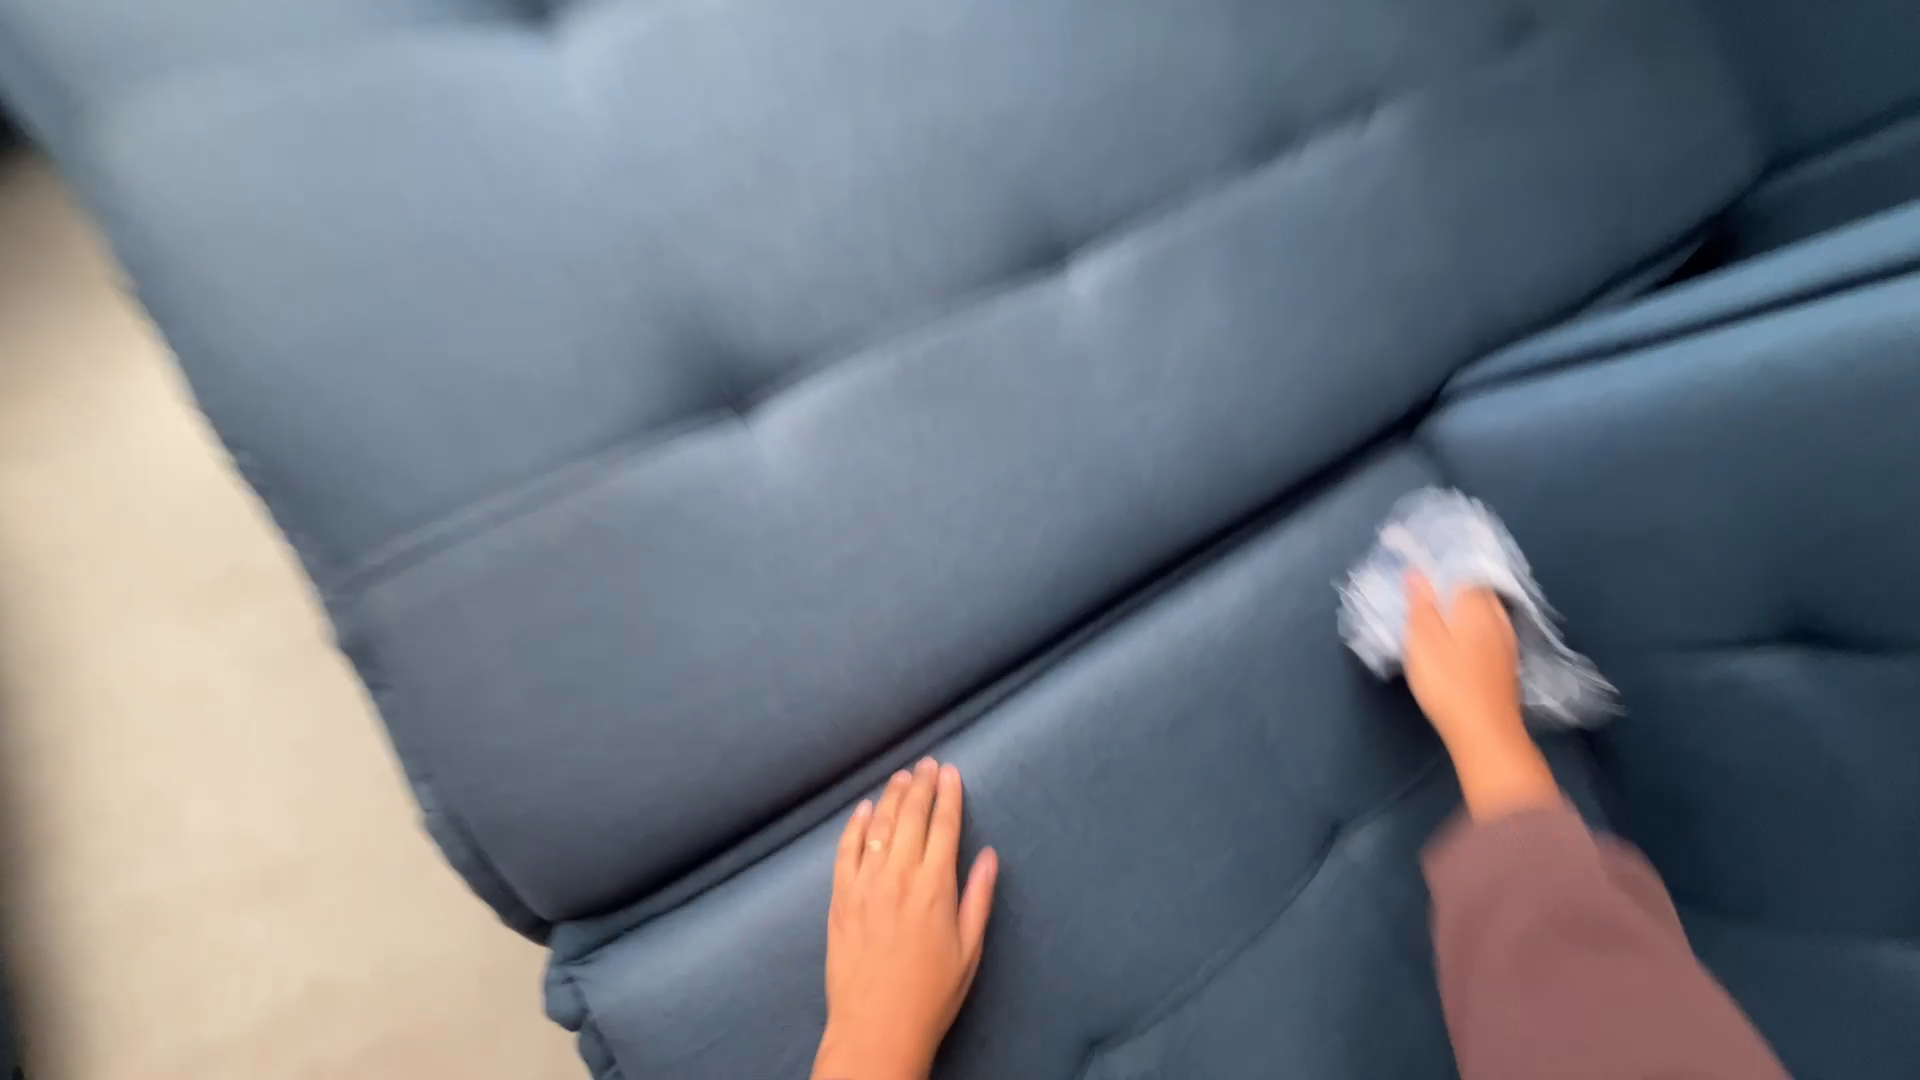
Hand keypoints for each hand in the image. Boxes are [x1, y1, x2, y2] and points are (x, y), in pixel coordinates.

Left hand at [814, 759, 997, 1079]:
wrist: (875, 1029)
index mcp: (935, 886)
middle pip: (911, 816)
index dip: (948, 794)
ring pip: (879, 825)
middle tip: (927, 763)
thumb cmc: (931, 994)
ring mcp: (866, 884)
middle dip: (921, 785)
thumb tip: (989, 856)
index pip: (944, 826)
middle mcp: (900, 876)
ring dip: (891, 796)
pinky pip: (846, 850)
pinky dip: (855, 825)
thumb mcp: (969, 950)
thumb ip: (979, 897)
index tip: (950, 771)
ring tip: (902, 775)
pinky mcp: (840, 897)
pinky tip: (864, 808)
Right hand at [1403, 572, 1523, 751]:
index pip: (1464, 572)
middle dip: (1455, 581)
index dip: (1442, 565)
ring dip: (1465, 601)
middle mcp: (1496, 618)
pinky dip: (1473, 621)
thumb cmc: (1447, 683)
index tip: (1420, 563)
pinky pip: (1489, 625)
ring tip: (1440, 604)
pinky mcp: (1506, 659)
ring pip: (1486, 607)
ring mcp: (1506, 639)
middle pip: (1478, 588)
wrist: (1485, 731)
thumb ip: (1421, 605)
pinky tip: (1459, 631)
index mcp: (1475, 608)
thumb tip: (1417, 572)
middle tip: (1426, 583)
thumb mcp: (1423, 642)